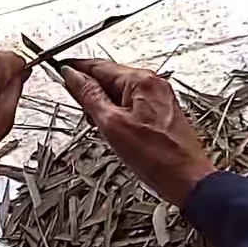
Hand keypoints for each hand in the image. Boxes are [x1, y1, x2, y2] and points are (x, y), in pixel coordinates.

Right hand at [60, 58, 216, 205]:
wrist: (188, 180)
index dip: (76, 69)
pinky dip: (118, 115)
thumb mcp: (111, 125)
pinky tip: (117, 134)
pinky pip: (131, 105)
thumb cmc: (157, 157)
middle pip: (109, 78)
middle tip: (83, 114)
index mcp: (141, 80)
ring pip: (119, 93)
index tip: (59, 72)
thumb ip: (89, 96)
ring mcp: (159, 98)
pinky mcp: (161, 113)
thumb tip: (71, 75)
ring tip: (103, 130)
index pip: (99, 66)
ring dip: (104, 107)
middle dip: (91, 93)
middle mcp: (153, 84)